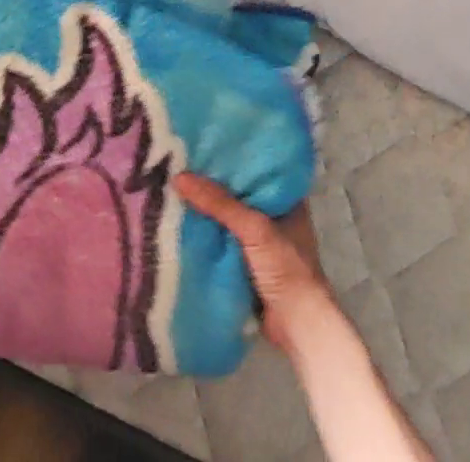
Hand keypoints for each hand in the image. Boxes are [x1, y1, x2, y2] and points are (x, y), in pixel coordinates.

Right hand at [174, 173, 332, 356]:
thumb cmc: (286, 268)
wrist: (297, 324)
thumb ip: (220, 203)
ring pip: (226, 220)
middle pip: (238, 195)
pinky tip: (178, 224)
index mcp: (287, 202)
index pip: (257, 171)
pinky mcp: (245, 265)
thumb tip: (180, 177)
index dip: (232, 159)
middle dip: (212, 186)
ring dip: (205, 212)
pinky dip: (204, 237)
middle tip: (178, 164)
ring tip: (171, 188)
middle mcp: (274, 218)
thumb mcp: (254, 228)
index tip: (203, 146)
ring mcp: (259, 243)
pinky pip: (220, 243)